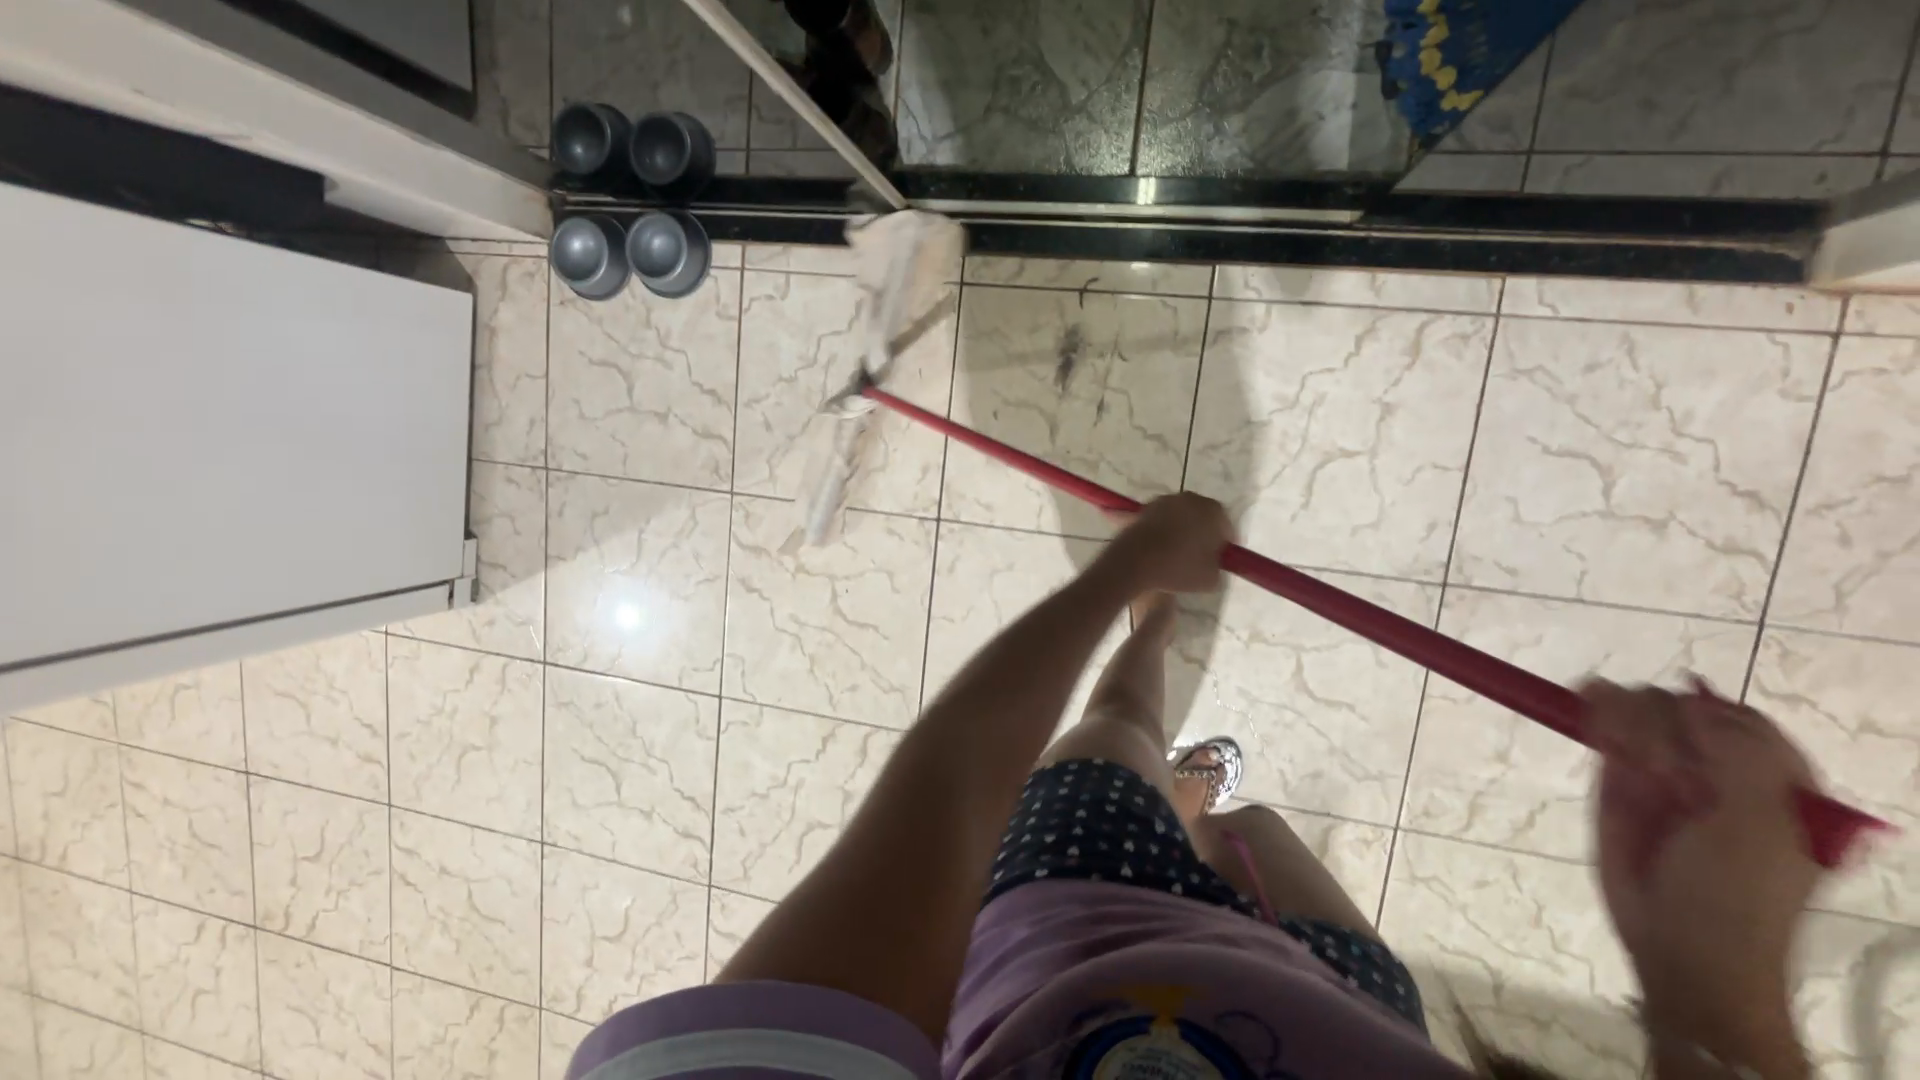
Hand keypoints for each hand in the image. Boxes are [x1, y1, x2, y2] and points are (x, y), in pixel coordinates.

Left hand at [1100, 493, 1234, 594]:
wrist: (1134, 560)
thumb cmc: (1178, 567)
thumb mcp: (1210, 579)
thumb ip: (1218, 569)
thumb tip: (1213, 566)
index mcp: (1214, 511)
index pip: (1227, 527)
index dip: (1225, 545)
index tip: (1220, 560)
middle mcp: (1191, 498)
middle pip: (1204, 518)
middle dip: (1204, 534)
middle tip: (1200, 557)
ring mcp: (1165, 500)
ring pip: (1181, 517)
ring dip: (1182, 531)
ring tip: (1176, 554)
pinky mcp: (1145, 507)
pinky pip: (1161, 521)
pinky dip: (1163, 531)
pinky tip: (1159, 549)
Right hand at [1585, 679, 1818, 1047]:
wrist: (1680, 945)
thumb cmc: (1737, 894)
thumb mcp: (1762, 826)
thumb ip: (1741, 756)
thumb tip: (1689, 701)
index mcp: (1773, 776)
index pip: (1736, 716)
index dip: (1707, 715)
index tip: (1688, 735)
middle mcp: (1715, 766)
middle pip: (1678, 708)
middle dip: (1662, 728)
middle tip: (1664, 775)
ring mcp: (1661, 772)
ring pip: (1637, 711)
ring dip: (1627, 723)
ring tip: (1632, 766)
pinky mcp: (1617, 781)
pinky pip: (1604, 731)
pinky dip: (1598, 718)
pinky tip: (1595, 729)